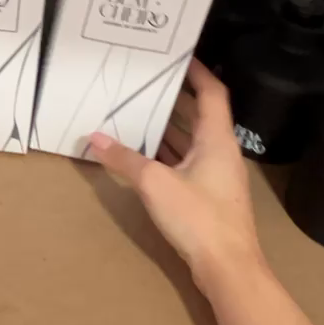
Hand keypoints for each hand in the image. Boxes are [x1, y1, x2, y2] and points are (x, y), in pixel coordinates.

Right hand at [88, 59, 265, 290]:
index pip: (212, 93)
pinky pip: (185, 162)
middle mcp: (220, 153)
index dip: (198, 72)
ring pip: (192, 141)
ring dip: (168, 127)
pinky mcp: (207, 197)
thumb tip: (94, 138)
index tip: (178, 55)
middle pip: (200, 115)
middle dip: (175, 97)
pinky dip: (167, 153)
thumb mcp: (155, 184)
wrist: (229, 269)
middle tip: (147, 80)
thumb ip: (125, 159)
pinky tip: (143, 153)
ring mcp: (215, 176)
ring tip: (138, 109)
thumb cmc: (199, 218)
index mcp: (216, 140)